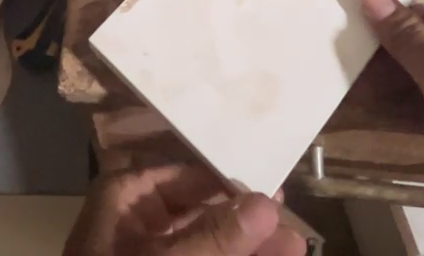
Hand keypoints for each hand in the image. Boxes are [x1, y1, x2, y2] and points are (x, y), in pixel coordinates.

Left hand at [62, 163, 306, 255]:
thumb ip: (216, 236)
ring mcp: (150, 254)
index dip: (232, 182)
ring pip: (208, 245)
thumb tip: (268, 204)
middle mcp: (138, 221)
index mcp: (127, 197)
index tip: (275, 187)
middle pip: (203, 212)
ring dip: (248, 249)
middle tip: (291, 221)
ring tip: (295, 248)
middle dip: (248, 222)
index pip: (188, 175)